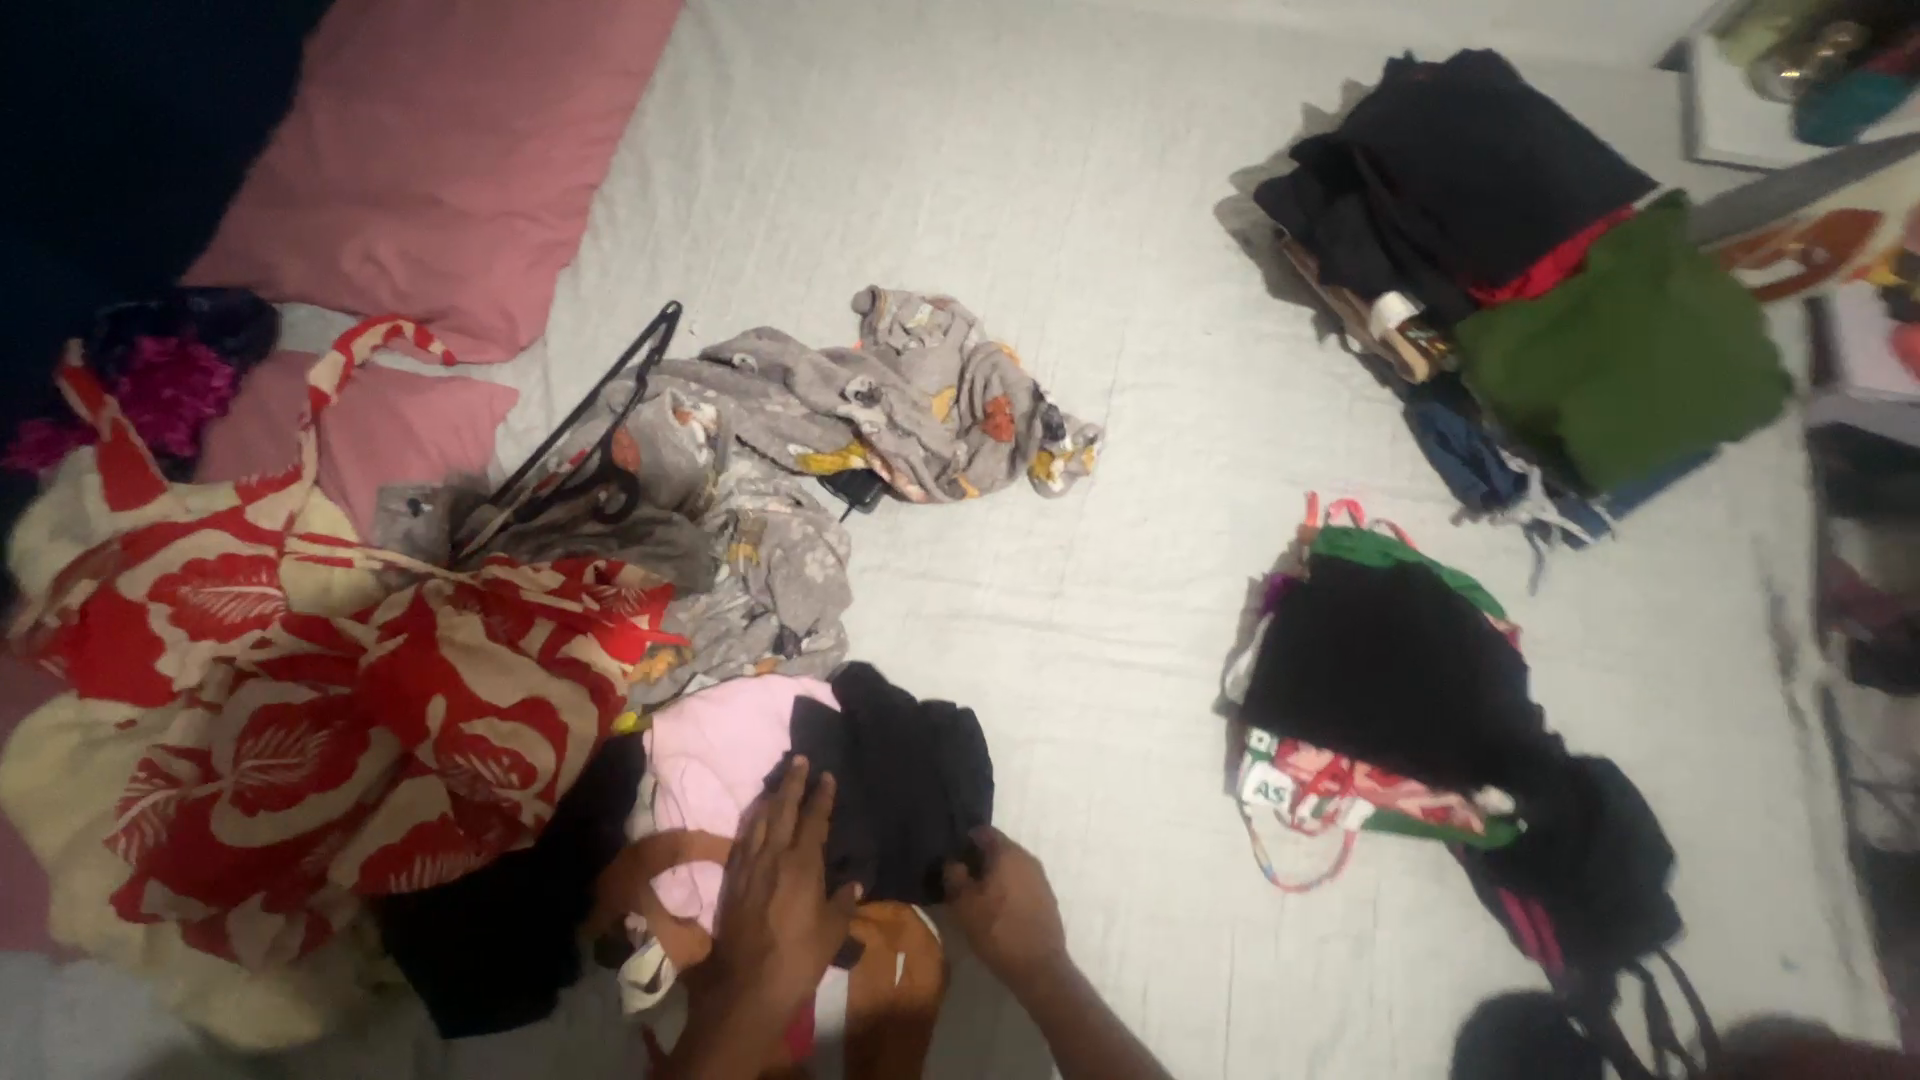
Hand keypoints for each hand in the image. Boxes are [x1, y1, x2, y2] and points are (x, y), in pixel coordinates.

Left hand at [696, 757, 861, 1036]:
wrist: (747, 987)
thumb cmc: (799, 958)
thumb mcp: (833, 931)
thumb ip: (843, 903)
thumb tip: (854, 885)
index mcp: (803, 864)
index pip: (814, 819)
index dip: (821, 796)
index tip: (827, 776)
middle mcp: (774, 856)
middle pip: (782, 810)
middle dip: (792, 783)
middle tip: (798, 760)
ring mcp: (748, 868)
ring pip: (758, 822)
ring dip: (769, 800)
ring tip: (777, 785)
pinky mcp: (732, 882)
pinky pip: (743, 842)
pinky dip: (751, 825)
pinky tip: (754, 822)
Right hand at [942, 826, 1068, 992]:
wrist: (1039, 967)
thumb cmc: (997, 930)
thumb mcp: (964, 904)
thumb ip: (954, 876)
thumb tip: (953, 862)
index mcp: (1007, 852)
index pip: (983, 832)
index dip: (965, 842)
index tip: (953, 859)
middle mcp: (1027, 858)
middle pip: (998, 849)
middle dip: (979, 860)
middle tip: (961, 880)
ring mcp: (1040, 878)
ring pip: (1011, 867)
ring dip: (994, 876)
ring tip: (977, 897)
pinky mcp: (1047, 898)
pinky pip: (1022, 883)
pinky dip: (1008, 890)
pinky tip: (998, 910)